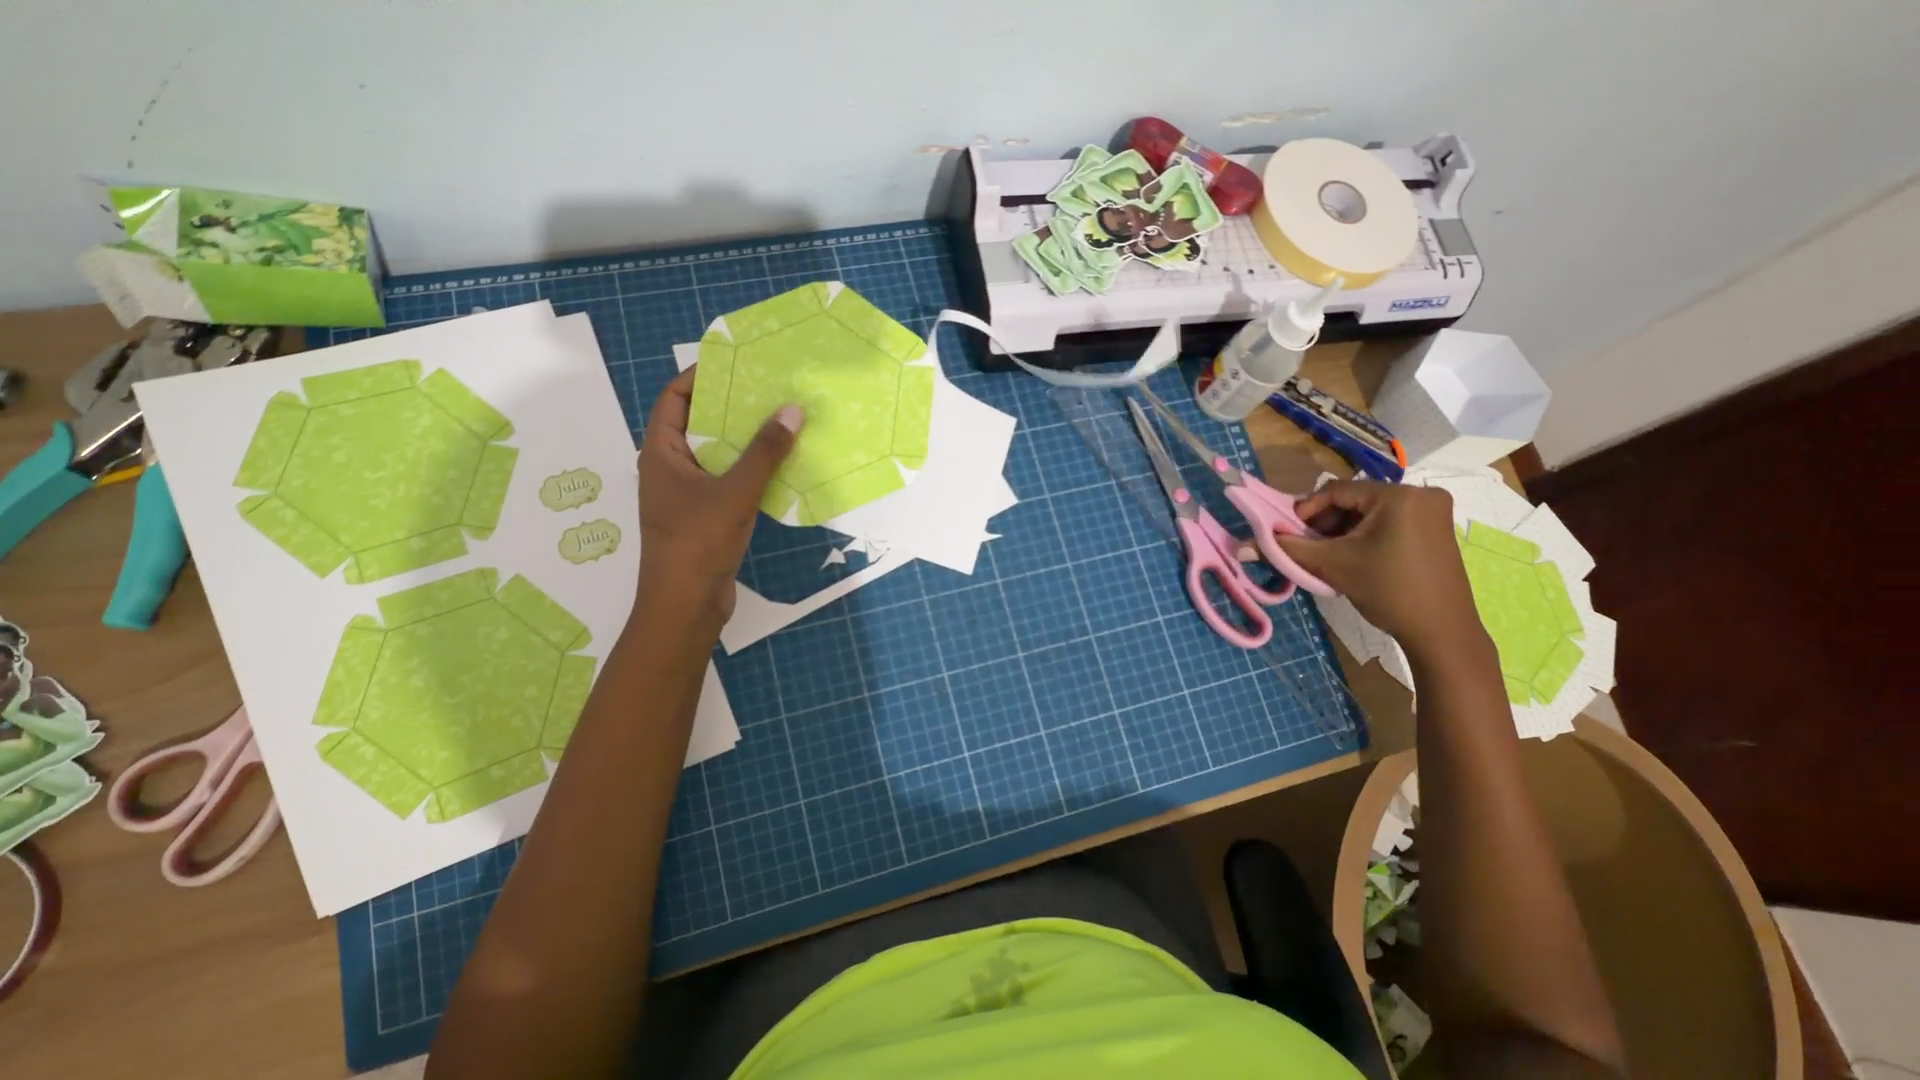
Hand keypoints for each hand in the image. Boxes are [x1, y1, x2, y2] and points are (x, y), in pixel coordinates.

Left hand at [636, 369, 801, 622]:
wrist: (685, 607)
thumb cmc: (697, 544)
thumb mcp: (734, 492)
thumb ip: (764, 451)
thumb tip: (791, 409)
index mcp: (661, 454)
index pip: (673, 399)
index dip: (699, 376)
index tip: (735, 363)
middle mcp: (669, 469)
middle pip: (697, 423)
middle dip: (731, 405)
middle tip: (769, 388)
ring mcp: (686, 495)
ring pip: (716, 454)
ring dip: (744, 440)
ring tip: (782, 420)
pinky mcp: (704, 517)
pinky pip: (727, 481)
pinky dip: (749, 470)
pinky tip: (781, 465)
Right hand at [1275, 480, 1488, 658]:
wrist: (1441, 632)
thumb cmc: (1388, 591)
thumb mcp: (1333, 566)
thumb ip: (1289, 549)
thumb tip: (1245, 545)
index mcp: (1399, 495)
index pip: (1338, 490)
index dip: (1307, 510)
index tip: (1288, 533)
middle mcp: (1421, 494)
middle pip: (1356, 500)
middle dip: (1327, 523)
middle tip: (1309, 547)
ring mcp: (1434, 512)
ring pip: (1372, 512)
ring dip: (1345, 530)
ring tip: (1330, 556)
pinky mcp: (1438, 529)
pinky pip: (1391, 522)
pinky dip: (1368, 536)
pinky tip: (1356, 559)